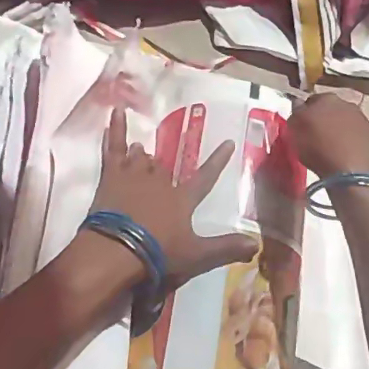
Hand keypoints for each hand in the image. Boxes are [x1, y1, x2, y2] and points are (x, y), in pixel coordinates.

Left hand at [91, 108, 256, 286]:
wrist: (116, 250)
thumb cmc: (158, 254)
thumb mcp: (196, 256)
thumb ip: (225, 248)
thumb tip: (257, 244)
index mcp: (182, 199)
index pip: (205, 177)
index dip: (217, 161)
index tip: (228, 142)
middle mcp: (160, 182)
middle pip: (166, 168)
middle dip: (165, 167)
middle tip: (162, 168)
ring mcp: (134, 176)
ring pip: (141, 157)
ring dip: (142, 155)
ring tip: (140, 150)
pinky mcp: (111, 177)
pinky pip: (114, 147)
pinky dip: (116, 129)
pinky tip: (116, 112)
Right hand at [285, 93, 368, 177]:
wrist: (349, 171)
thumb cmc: (317, 148)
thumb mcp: (295, 130)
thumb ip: (296, 113)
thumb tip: (299, 104)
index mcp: (327, 99)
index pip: (312, 100)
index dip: (306, 113)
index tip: (302, 126)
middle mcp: (348, 104)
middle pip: (332, 110)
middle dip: (326, 120)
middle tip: (317, 137)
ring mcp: (364, 121)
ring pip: (348, 123)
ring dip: (341, 131)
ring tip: (332, 149)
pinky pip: (359, 138)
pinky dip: (353, 144)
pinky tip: (346, 156)